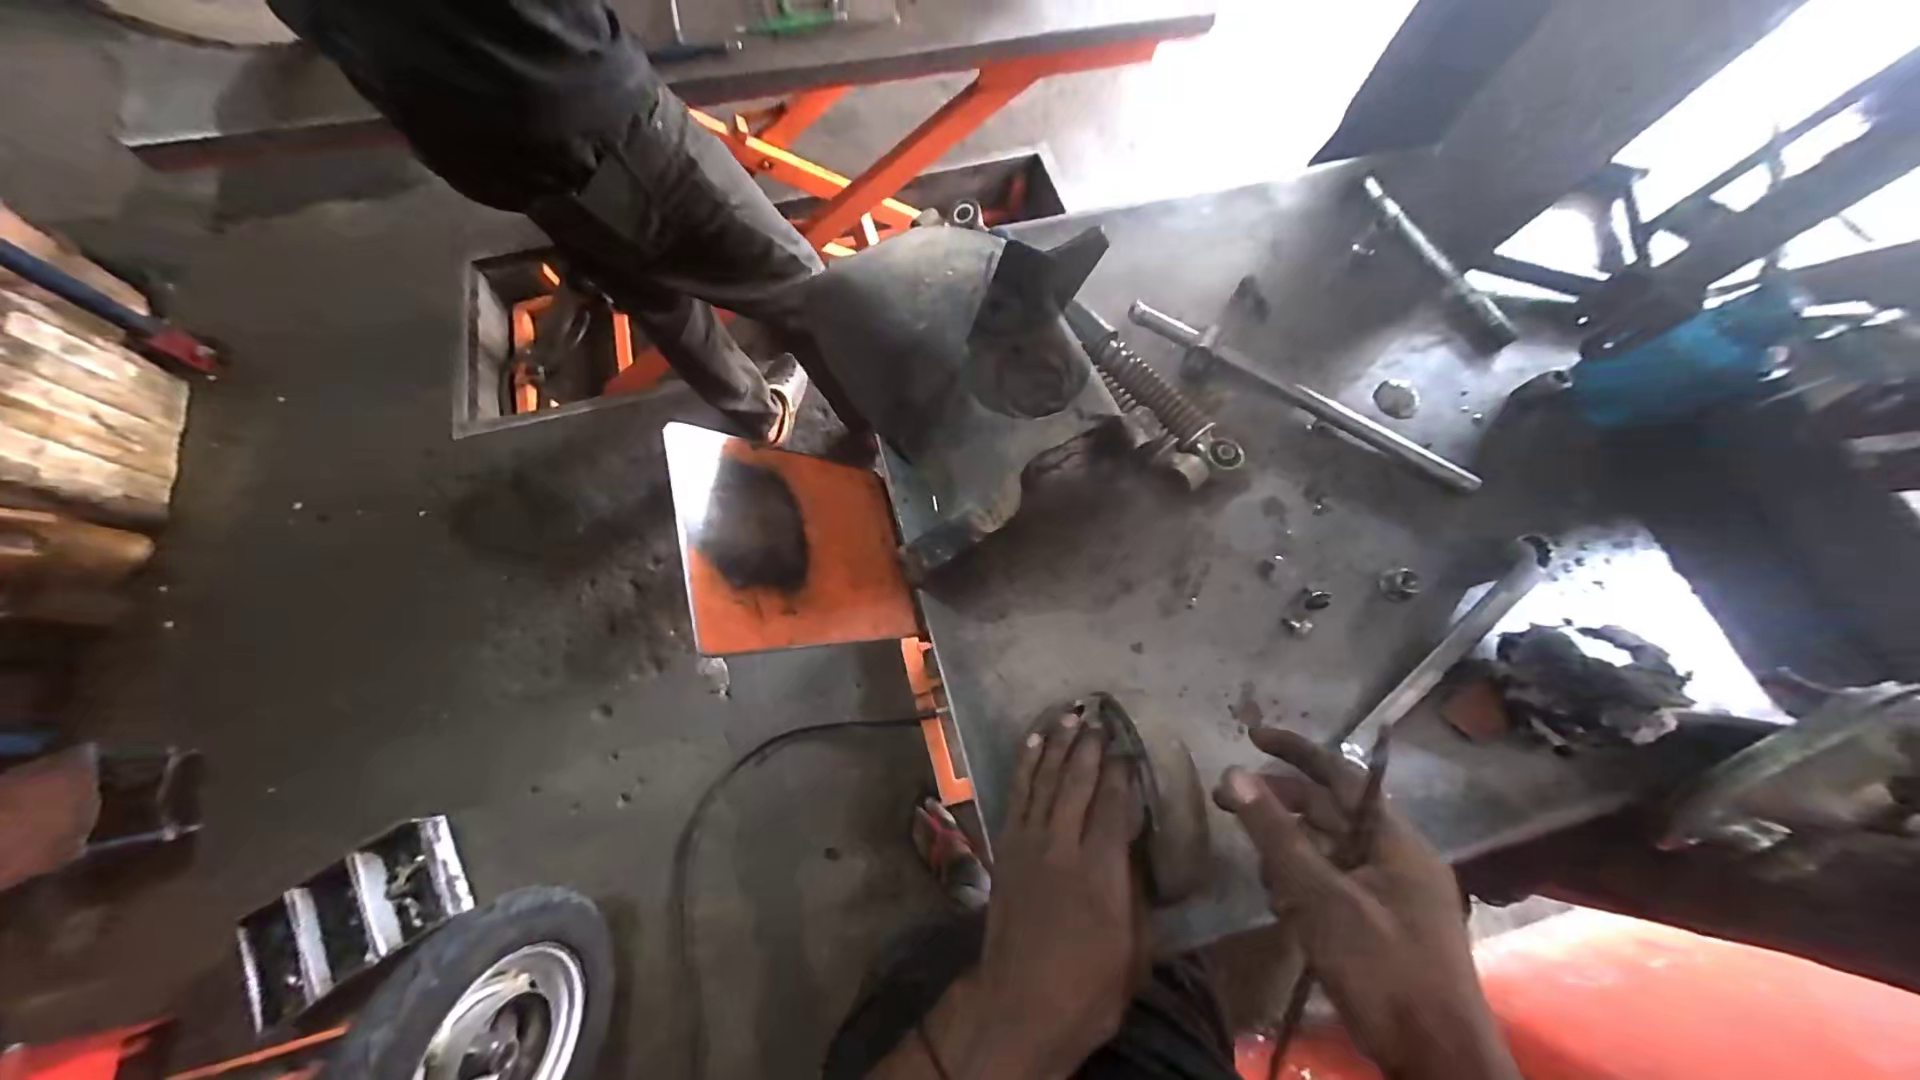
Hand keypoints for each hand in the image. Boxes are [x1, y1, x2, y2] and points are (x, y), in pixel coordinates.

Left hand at [960, 703, 1148, 1079]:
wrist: (1019, 1004)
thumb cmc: (1089, 987)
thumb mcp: (1134, 950)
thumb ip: (1134, 888)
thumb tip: (1134, 842)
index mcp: (1100, 871)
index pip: (1114, 805)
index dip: (1122, 772)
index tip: (1129, 747)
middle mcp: (1061, 846)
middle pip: (1077, 783)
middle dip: (1090, 747)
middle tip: (1100, 718)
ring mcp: (1028, 842)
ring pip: (1045, 780)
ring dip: (1058, 744)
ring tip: (1069, 715)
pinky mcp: (1006, 846)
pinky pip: (1017, 794)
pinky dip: (1026, 765)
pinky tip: (1034, 743)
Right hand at [1216, 728, 1518, 1079]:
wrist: (1439, 1065)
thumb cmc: (1382, 971)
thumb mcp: (1319, 896)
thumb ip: (1275, 832)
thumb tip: (1234, 774)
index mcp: (1396, 840)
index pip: (1340, 774)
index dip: (1295, 750)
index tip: (1250, 735)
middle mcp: (1397, 856)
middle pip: (1328, 809)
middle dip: (1277, 801)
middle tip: (1224, 799)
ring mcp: (1392, 891)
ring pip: (1327, 846)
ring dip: (1286, 847)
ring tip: (1256, 863)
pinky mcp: (1382, 921)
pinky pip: (1333, 879)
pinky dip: (1302, 879)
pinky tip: (1280, 901)